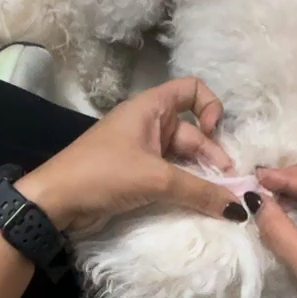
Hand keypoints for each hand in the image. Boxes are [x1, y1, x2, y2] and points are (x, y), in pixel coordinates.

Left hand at [14, 78, 246, 231]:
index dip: (210, 107)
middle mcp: (148, 124)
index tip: (214, 133)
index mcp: (150, 108)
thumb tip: (240, 207)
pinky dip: (184, 190)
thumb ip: (199, 191)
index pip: (192, 90)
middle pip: (193, 133)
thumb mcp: (155, 179)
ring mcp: (141, 152)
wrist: (56, 202)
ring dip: (201, 178)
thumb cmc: (103, 174)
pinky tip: (198, 207)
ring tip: (219, 201)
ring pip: (182, 159)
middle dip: (212, 157)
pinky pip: (169, 178)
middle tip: (229, 187)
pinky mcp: (135, 177)